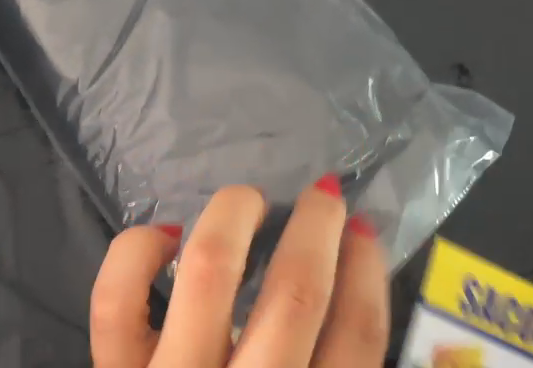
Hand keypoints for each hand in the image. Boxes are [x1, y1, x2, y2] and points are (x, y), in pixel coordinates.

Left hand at [90, 179, 389, 367]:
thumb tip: (413, 336)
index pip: (356, 338)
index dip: (368, 271)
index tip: (366, 230)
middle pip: (294, 296)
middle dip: (316, 228)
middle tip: (324, 193)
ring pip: (207, 272)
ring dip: (235, 218)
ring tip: (252, 200)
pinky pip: (119, 300)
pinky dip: (138, 251)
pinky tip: (168, 235)